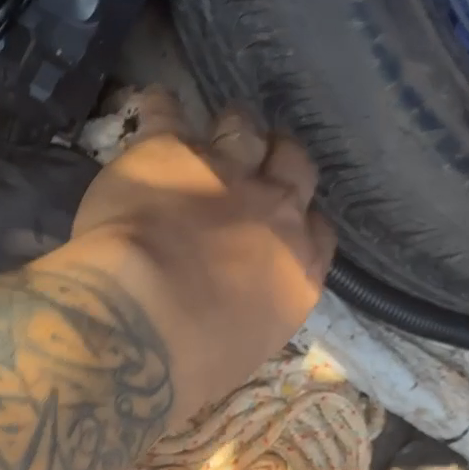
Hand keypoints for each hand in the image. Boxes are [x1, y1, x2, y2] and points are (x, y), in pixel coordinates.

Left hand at [66, 91, 335, 409]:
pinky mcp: (170, 148)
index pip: (319, 230)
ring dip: (230, 130)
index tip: (285, 224)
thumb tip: (240, 306)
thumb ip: (256, 310)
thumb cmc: (198, 359)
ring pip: (243, 126)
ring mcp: (225, 172)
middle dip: (279, 162)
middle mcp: (274, 212)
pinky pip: (168, 111)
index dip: (302, 220)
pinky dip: (162, 110)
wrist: (149, 318)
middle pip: (294, 164)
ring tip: (210, 138)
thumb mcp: (250, 347)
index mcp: (299, 269)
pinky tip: (156, 113)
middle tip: (256, 169)